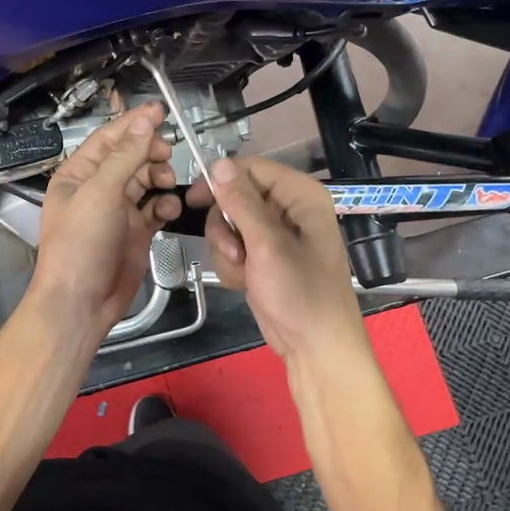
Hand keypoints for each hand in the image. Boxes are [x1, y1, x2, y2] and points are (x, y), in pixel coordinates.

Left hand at [27, 103, 182, 335]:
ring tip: (166, 182)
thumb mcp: (100, 193)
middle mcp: (97, 189)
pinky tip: (169, 207)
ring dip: (159, 176)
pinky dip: (165, 204)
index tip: (161, 111)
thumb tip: (145, 121)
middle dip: (150, 151)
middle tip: (166, 153)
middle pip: (130, 156)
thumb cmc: (80, 244)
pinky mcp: (135, 232)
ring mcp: (117, 211)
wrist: (81, 302)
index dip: (134, 123)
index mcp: (77, 174)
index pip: (108, 138)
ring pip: (145, 181)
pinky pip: (154, 208)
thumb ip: (126, 156)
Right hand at [188, 155, 365, 361]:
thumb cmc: (300, 294)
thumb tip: (218, 163)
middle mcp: (289, 208)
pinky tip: (246, 283)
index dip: (221, 181)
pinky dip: (233, 266)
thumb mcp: (267, 246)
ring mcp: (275, 234)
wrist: (314, 347)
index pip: (250, 168)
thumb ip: (241, 203)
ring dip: (227, 250)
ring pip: (228, 224)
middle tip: (233, 252)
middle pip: (235, 196)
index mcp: (301, 195)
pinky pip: (233, 247)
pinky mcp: (263, 257)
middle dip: (226, 227)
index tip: (195, 201)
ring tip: (244, 273)